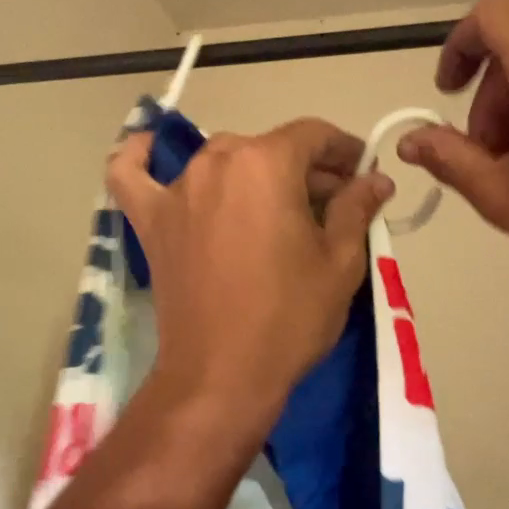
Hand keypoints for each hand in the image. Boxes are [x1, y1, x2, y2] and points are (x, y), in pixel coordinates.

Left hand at [106, 118, 392, 423]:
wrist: (221, 374)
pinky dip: (139, 157)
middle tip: (329, 205)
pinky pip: (133, 175)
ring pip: (220, 159)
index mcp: (265, 164)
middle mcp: (216, 162)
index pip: (312, 135)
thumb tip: (375, 179)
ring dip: (250, 171)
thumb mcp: (340, 262)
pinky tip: (150, 148)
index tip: (360, 173)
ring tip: (273, 204)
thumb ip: (356, 208)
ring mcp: (177, 190)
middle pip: (267, 147)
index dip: (343, 149)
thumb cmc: (289, 317)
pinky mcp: (151, 221)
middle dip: (304, 168)